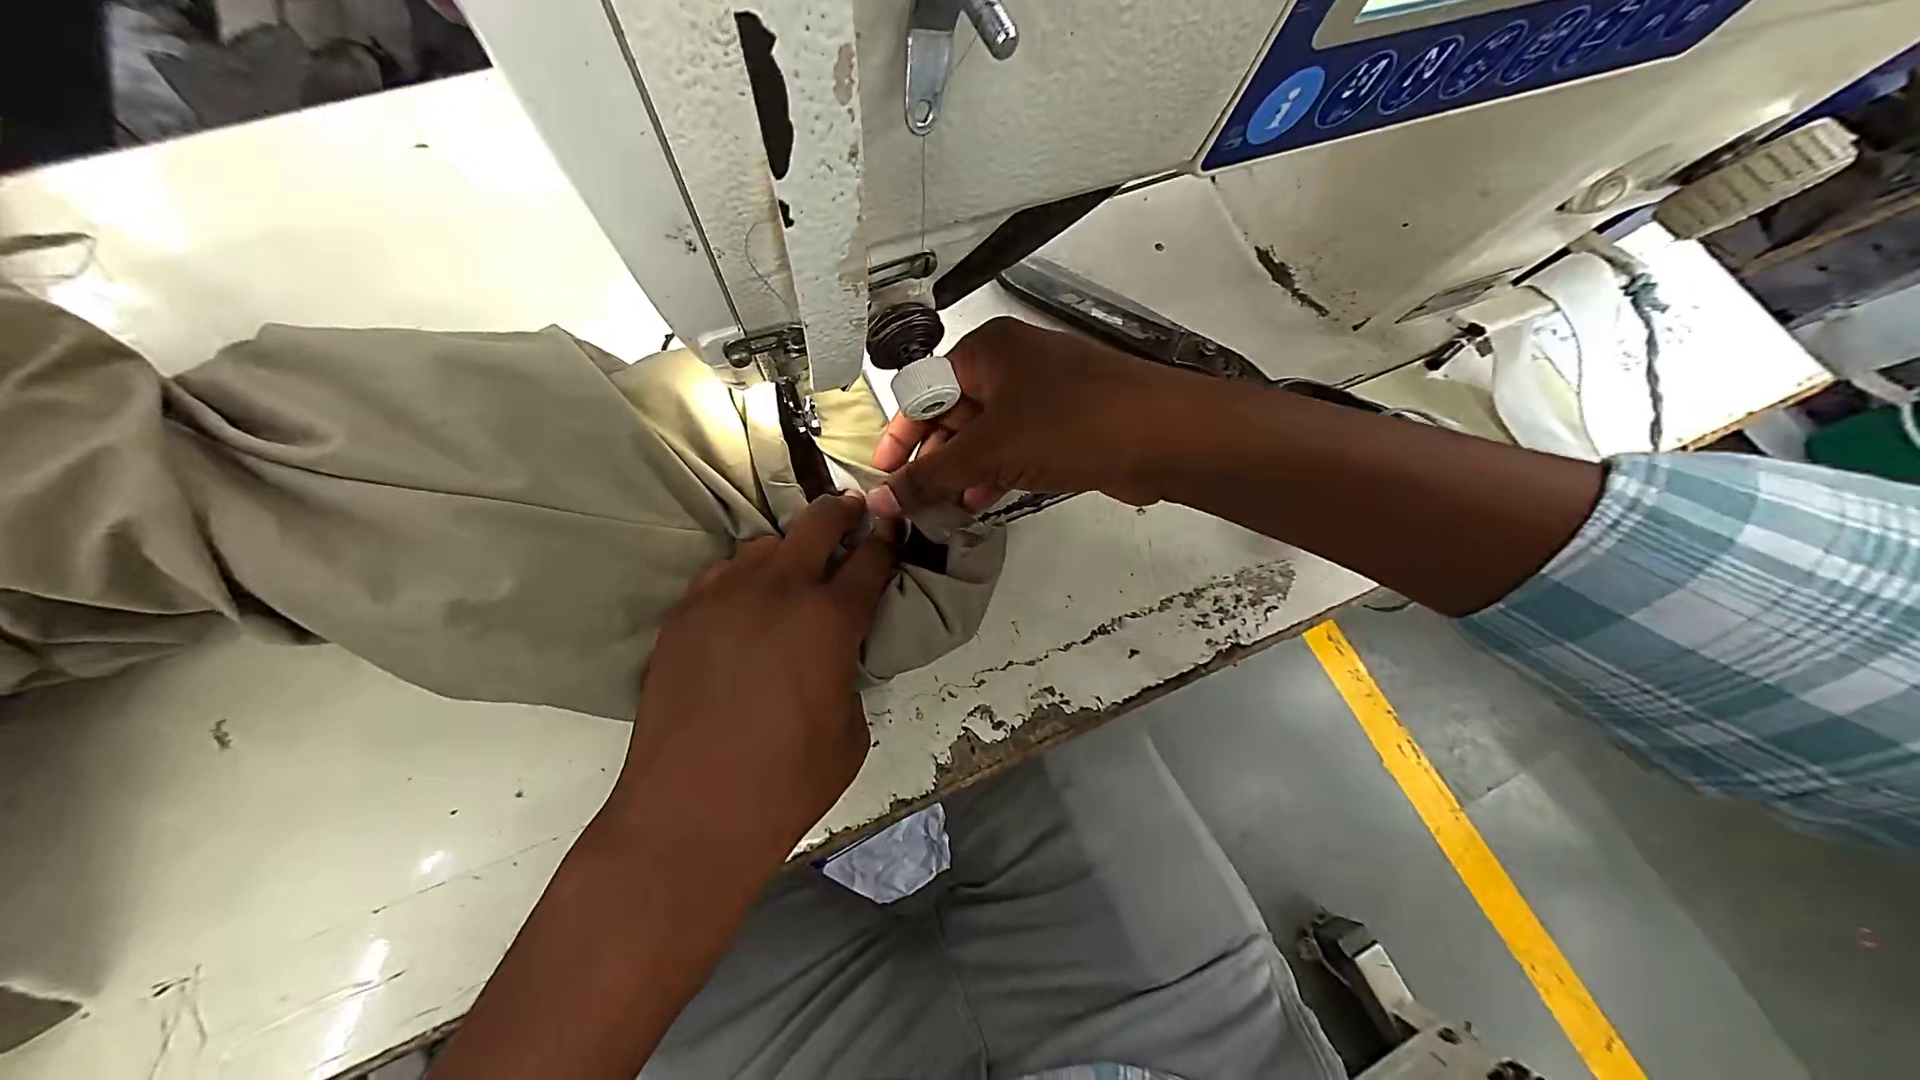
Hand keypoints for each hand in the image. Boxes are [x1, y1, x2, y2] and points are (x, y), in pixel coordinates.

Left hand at [610, 493, 898, 850]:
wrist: (690, 810)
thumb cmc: (786, 781)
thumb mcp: (849, 729)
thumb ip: (847, 675)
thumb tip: (832, 658)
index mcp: (830, 620)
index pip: (870, 560)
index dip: (886, 540)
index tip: (891, 526)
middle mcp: (778, 592)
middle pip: (818, 525)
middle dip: (843, 512)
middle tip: (854, 509)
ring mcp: (723, 597)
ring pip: (764, 546)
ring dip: (789, 550)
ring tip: (795, 567)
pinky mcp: (684, 616)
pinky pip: (722, 576)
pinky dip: (744, 578)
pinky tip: (745, 604)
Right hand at [868, 317, 1208, 516]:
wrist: (1163, 436)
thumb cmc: (1080, 422)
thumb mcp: (991, 451)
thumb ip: (932, 475)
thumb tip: (888, 494)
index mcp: (987, 353)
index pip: (923, 391)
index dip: (900, 434)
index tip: (885, 471)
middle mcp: (1011, 367)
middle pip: (952, 414)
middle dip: (932, 458)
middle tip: (915, 496)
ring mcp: (1040, 395)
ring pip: (984, 435)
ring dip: (962, 471)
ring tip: (944, 505)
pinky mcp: (1062, 425)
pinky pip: (1014, 448)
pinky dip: (994, 472)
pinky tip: (981, 498)